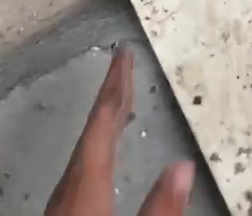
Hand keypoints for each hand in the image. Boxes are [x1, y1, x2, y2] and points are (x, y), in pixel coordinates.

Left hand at [45, 47, 196, 215]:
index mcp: (87, 179)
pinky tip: (108, 145)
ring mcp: (66, 195)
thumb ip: (160, 206)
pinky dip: (100, 136)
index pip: (103, 120)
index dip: (116, 83)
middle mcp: (72, 180)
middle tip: (125, 57)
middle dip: (112, 89)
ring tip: (123, 92)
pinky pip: (87, 157)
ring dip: (106, 112)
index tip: (123, 51)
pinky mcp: (66, 207)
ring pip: (88, 141)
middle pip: (94, 124)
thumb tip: (185, 165)